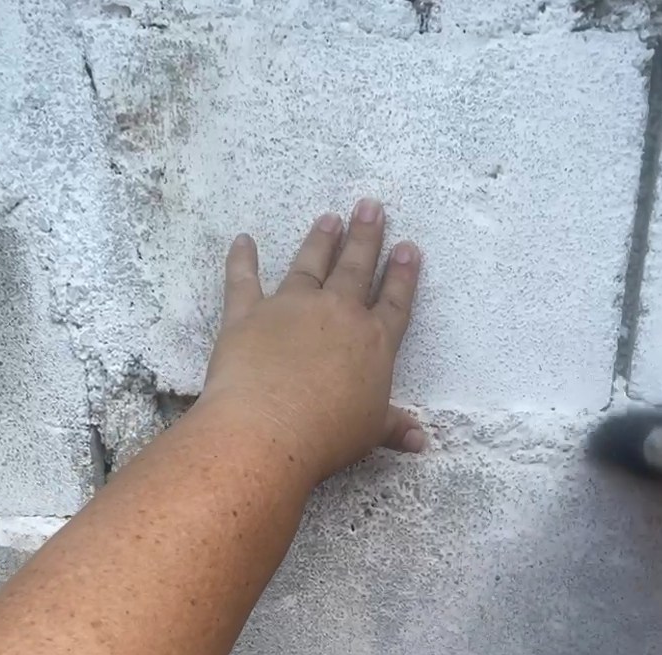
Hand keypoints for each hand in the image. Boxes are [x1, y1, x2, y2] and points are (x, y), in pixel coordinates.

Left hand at [195, 199, 425, 484]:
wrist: (270, 429)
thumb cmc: (328, 435)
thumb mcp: (370, 432)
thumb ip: (394, 427)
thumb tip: (420, 441)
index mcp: (373, 342)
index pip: (394, 302)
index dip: (402, 275)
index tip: (407, 248)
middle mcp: (337, 314)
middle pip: (355, 268)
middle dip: (365, 236)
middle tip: (370, 205)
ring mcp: (291, 308)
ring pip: (309, 264)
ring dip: (320, 239)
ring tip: (329, 217)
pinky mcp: (248, 314)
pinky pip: (244, 280)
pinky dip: (241, 259)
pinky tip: (242, 241)